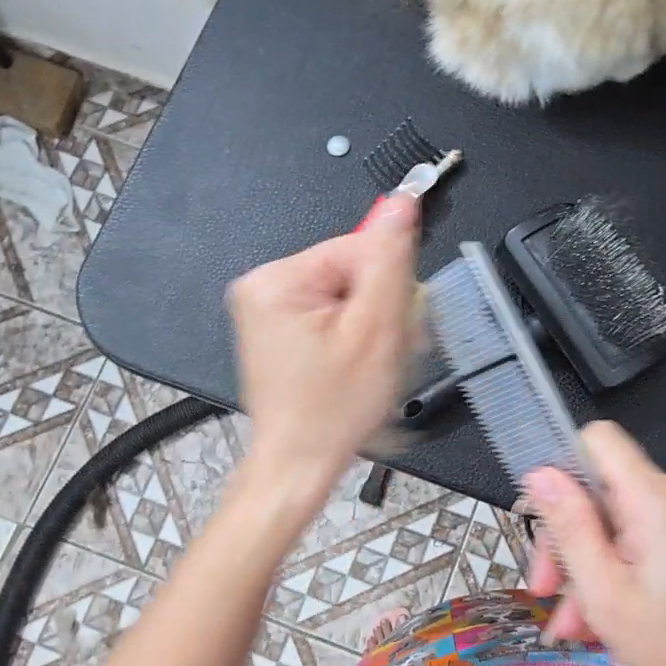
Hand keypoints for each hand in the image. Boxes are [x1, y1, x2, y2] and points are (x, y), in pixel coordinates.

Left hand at [227, 195, 420, 485]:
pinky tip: (351, 366)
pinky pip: (331, 314)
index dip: (389, 287)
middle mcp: (263, 288)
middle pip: (353, 271)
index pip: (359, 247)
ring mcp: (268, 310)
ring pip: (347, 294)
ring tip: (363, 366)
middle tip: (379, 351)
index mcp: (279, 280)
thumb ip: (390, 260)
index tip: (393, 321)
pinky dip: (351, 336)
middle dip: (379, 309)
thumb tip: (402, 204)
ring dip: (369, 325)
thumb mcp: (375, 330)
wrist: (300, 462)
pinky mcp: (278, 329)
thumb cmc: (329, 413)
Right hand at [525, 422, 665, 665]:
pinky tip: (601, 614)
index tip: (543, 520)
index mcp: (654, 497)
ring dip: (588, 565)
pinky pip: (637, 533)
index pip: (597, 439)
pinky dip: (616, 567)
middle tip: (547, 592)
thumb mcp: (606, 593)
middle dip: (567, 538)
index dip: (561, 470)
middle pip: (599, 488)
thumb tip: (539, 475)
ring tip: (574, 622)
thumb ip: (570, 528)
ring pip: (613, 518)